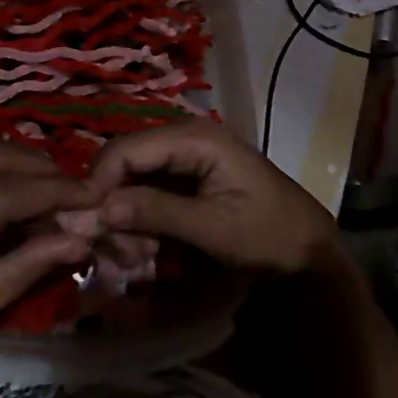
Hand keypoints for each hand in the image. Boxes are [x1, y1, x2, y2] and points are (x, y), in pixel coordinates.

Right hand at [87, 120, 344, 277]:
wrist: (309, 253)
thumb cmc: (269, 234)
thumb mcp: (214, 226)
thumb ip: (157, 212)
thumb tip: (100, 208)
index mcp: (193, 138)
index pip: (126, 149)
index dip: (100, 184)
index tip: (89, 227)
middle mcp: (182, 140)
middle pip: (124, 164)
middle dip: (112, 206)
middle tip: (116, 252)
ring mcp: (183, 161)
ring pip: (131, 182)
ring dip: (124, 220)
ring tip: (135, 259)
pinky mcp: (184, 182)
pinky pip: (146, 195)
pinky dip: (139, 223)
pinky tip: (146, 253)